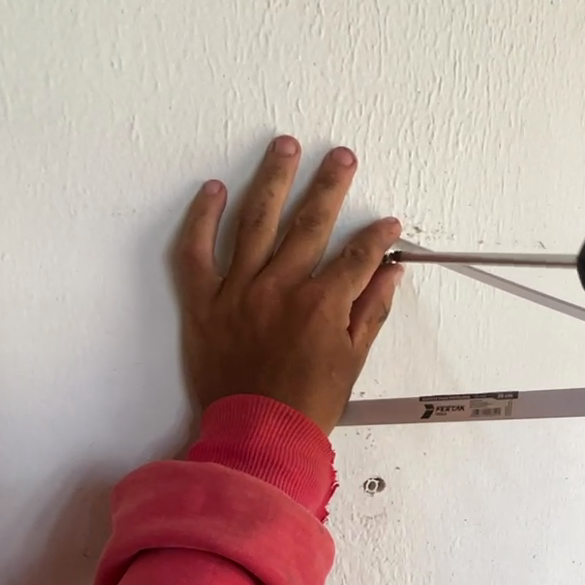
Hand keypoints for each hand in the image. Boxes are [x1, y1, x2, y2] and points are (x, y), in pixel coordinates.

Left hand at [174, 135, 403, 433]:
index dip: (377, 238)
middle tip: (341, 157)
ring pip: (256, 221)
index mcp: (321, 305)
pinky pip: (196, 251)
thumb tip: (388, 277)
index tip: (388, 226)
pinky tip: (214, 190)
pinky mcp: (204, 303)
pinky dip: (203, 218)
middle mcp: (280, 288)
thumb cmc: (305, 407)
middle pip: (310, 223)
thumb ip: (370, 313)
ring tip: (285, 147)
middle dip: (331, 186)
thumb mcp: (351, 362)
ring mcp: (239, 291)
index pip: (357, 256)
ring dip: (274, 180)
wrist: (258, 436)